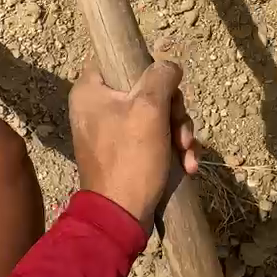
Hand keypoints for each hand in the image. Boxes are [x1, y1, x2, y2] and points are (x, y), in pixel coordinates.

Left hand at [69, 55, 199, 232]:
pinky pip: (154, 137)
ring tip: (186, 152)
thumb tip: (170, 67)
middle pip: (145, 88)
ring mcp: (112, 132)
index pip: (117, 58)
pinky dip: (172, 148)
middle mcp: (97, 108)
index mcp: (90, 91)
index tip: (163, 83)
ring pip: (156, 113)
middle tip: (179, 129)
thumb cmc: (130, 158)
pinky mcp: (126, 153)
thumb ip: (161, 77)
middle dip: (172, 109)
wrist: (121, 219)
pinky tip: (186, 164)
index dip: (144, 65)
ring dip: (178, 131)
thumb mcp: (150, 109)